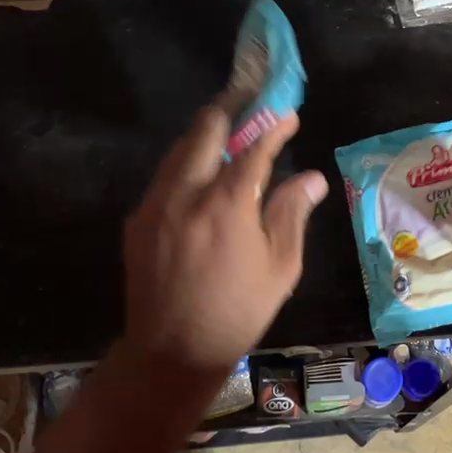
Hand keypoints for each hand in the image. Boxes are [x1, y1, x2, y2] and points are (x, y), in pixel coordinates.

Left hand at [121, 105, 326, 375]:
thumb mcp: (280, 266)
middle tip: (251, 99)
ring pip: (179, 150)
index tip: (289, 113)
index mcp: (226, 204)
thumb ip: (292, 213)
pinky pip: (165, 177)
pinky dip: (187, 164)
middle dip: (231, 109)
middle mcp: (186, 194)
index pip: (253, 148)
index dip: (273, 126)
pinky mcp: (139, 220)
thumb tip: (312, 177)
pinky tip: (202, 174)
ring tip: (229, 129)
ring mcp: (156, 205)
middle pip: (205, 131)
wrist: (171, 353)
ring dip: (206, 134)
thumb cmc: (238, 311)